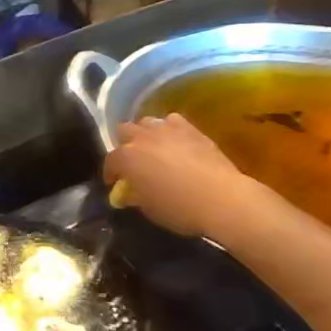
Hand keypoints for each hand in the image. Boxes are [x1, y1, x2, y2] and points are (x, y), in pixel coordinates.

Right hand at [105, 113, 260, 238]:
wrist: (220, 196)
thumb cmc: (180, 209)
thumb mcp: (150, 209)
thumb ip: (135, 196)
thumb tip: (128, 192)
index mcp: (128, 157)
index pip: (110, 161)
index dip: (111, 173)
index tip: (116, 183)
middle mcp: (143, 136)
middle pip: (124, 130)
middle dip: (125, 145)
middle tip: (133, 162)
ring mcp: (166, 128)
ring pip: (147, 122)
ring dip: (145, 134)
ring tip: (154, 150)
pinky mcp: (188, 126)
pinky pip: (171, 121)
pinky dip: (168, 130)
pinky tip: (176, 142)